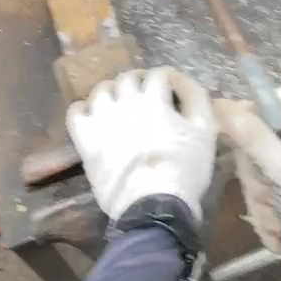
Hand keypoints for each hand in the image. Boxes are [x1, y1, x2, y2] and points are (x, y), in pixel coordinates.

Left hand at [67, 68, 216, 220]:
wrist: (154, 206)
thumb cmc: (184, 169)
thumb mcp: (205, 131)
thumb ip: (196, 98)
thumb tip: (182, 80)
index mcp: (153, 98)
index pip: (159, 74)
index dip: (166, 79)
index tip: (171, 89)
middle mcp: (124, 101)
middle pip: (128, 78)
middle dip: (138, 81)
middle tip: (145, 96)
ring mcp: (101, 118)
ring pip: (101, 90)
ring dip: (112, 92)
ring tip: (119, 104)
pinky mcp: (85, 139)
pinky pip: (76, 112)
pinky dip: (83, 109)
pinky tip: (93, 117)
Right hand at [216, 101, 280, 280]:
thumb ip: (253, 135)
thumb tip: (220, 103)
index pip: (255, 113)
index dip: (245, 140)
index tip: (252, 164)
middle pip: (251, 152)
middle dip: (257, 185)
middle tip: (271, 200)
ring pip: (256, 180)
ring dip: (263, 208)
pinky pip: (264, 200)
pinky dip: (269, 220)